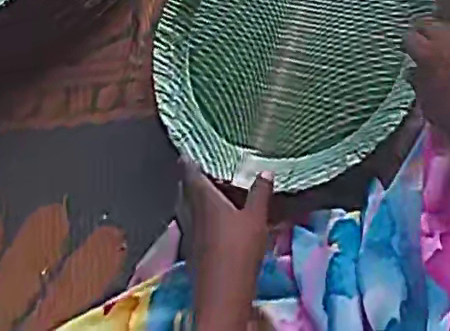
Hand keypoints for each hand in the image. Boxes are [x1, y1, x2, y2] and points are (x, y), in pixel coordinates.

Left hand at [183, 162, 272, 330]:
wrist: (222, 297)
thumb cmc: (238, 250)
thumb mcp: (256, 217)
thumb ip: (260, 192)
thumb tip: (265, 171)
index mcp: (205, 202)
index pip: (192, 177)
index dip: (189, 164)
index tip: (187, 153)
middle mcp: (192, 217)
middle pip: (184, 194)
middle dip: (187, 180)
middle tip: (194, 169)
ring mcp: (190, 237)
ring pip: (184, 211)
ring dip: (189, 199)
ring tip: (200, 191)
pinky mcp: (191, 253)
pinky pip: (189, 225)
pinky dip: (194, 216)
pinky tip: (206, 220)